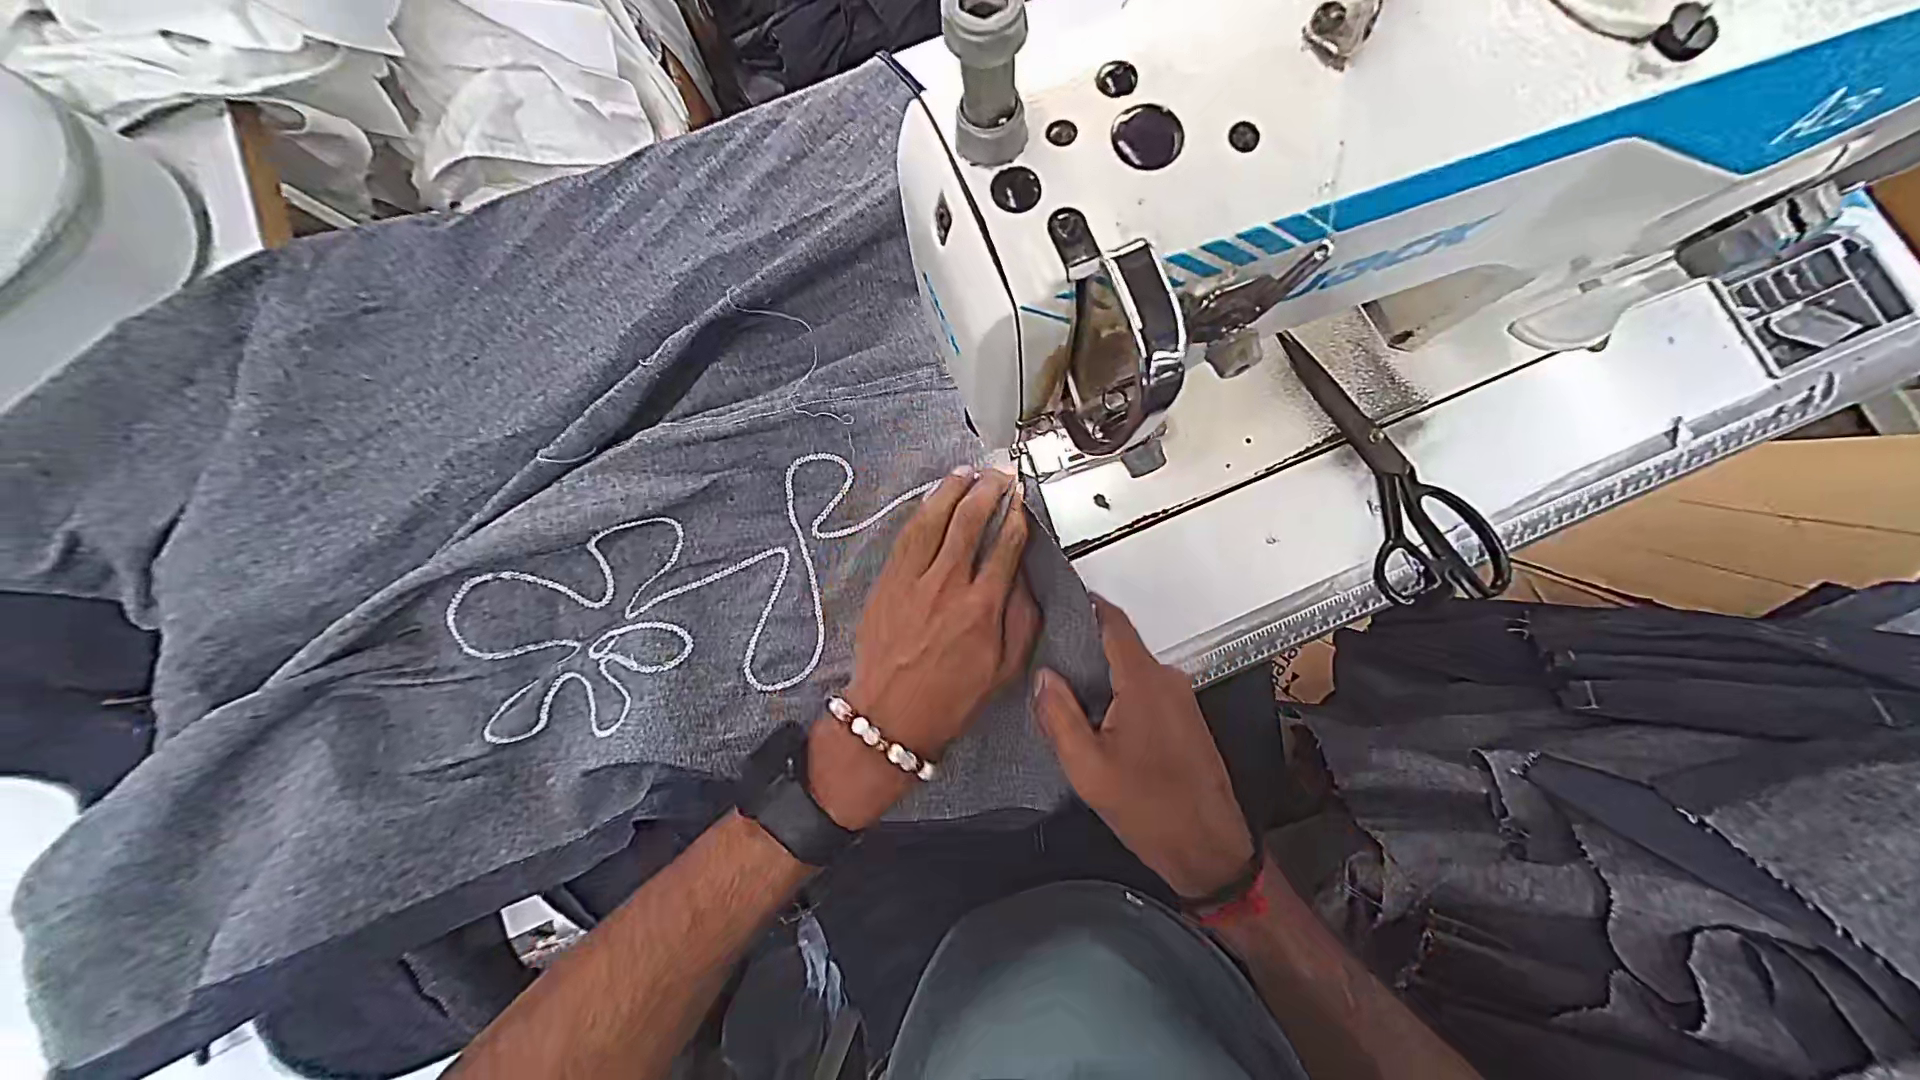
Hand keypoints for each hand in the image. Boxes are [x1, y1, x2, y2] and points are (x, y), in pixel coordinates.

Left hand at [808, 465, 1039, 828]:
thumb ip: (1022, 618)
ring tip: (967, 473)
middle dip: (989, 491)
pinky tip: (933, 498)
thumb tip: (1024, 577)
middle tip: (999, 476)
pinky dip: (922, 511)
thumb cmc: (948, 696)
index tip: (1022, 503)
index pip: (1006, 545)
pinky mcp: (889, 581)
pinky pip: (907, 535)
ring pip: (935, 519)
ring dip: (953, 490)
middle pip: (971, 521)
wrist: (892, 713)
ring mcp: (914, 580)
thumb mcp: (1006, 668)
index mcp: (982, 607)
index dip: (1017, 517)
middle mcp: (948, 586)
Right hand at [1032, 596, 1253, 898]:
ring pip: (1132, 671)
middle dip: (1084, 651)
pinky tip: (1101, 726)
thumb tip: (1044, 678)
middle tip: (1050, 665)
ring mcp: (1181, 699)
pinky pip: (1146, 691)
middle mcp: (1168, 681)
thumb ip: (1059, 715)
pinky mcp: (1186, 719)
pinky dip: (1120, 696)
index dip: (1086, 605)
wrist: (1209, 850)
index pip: (1113, 622)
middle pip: (1120, 646)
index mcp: (1144, 682)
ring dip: (1102, 679)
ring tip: (1071, 702)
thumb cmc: (1155, 811)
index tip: (1062, 599)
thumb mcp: (1087, 767)